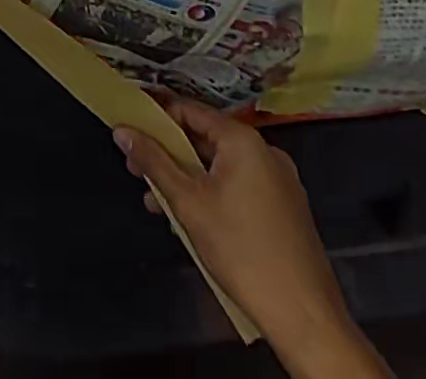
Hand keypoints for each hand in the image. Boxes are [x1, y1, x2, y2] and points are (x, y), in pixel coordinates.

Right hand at [114, 99, 387, 376]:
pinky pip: (233, 184)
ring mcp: (277, 182)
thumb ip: (151, 159)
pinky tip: (183, 214)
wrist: (303, 315)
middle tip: (135, 166)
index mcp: (243, 142)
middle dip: (165, 151)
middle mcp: (265, 154)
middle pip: (202, 137)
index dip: (154, 114)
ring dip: (181, 175)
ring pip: (216, 165)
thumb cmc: (239, 247)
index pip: (188, 110)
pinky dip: (205, 191)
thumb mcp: (185, 199)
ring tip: (154, 197)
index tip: (127, 126)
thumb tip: (122, 131)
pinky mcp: (281, 208)